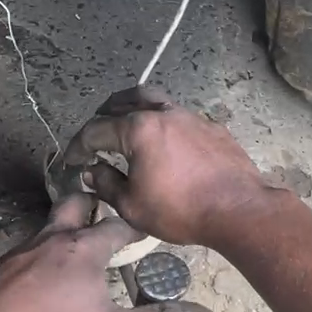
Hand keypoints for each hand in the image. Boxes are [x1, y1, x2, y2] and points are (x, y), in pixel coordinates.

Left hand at [0, 194, 216, 311]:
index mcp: (84, 249)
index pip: (119, 225)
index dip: (137, 225)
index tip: (148, 226)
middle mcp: (51, 240)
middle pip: (74, 205)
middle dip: (93, 204)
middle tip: (106, 213)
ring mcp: (20, 253)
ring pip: (47, 228)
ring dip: (65, 232)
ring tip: (77, 250)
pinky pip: (26, 253)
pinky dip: (41, 257)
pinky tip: (42, 282)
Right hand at [56, 86, 279, 247]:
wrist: (239, 210)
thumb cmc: (181, 211)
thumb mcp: (132, 206)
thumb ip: (106, 184)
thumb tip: (93, 171)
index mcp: (138, 129)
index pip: (96, 130)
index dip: (78, 145)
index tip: (72, 160)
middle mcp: (163, 113)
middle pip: (125, 101)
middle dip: (104, 114)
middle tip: (95, 132)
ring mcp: (191, 117)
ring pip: (155, 100)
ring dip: (134, 110)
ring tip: (126, 125)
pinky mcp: (212, 128)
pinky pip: (179, 116)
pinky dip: (162, 123)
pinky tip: (164, 142)